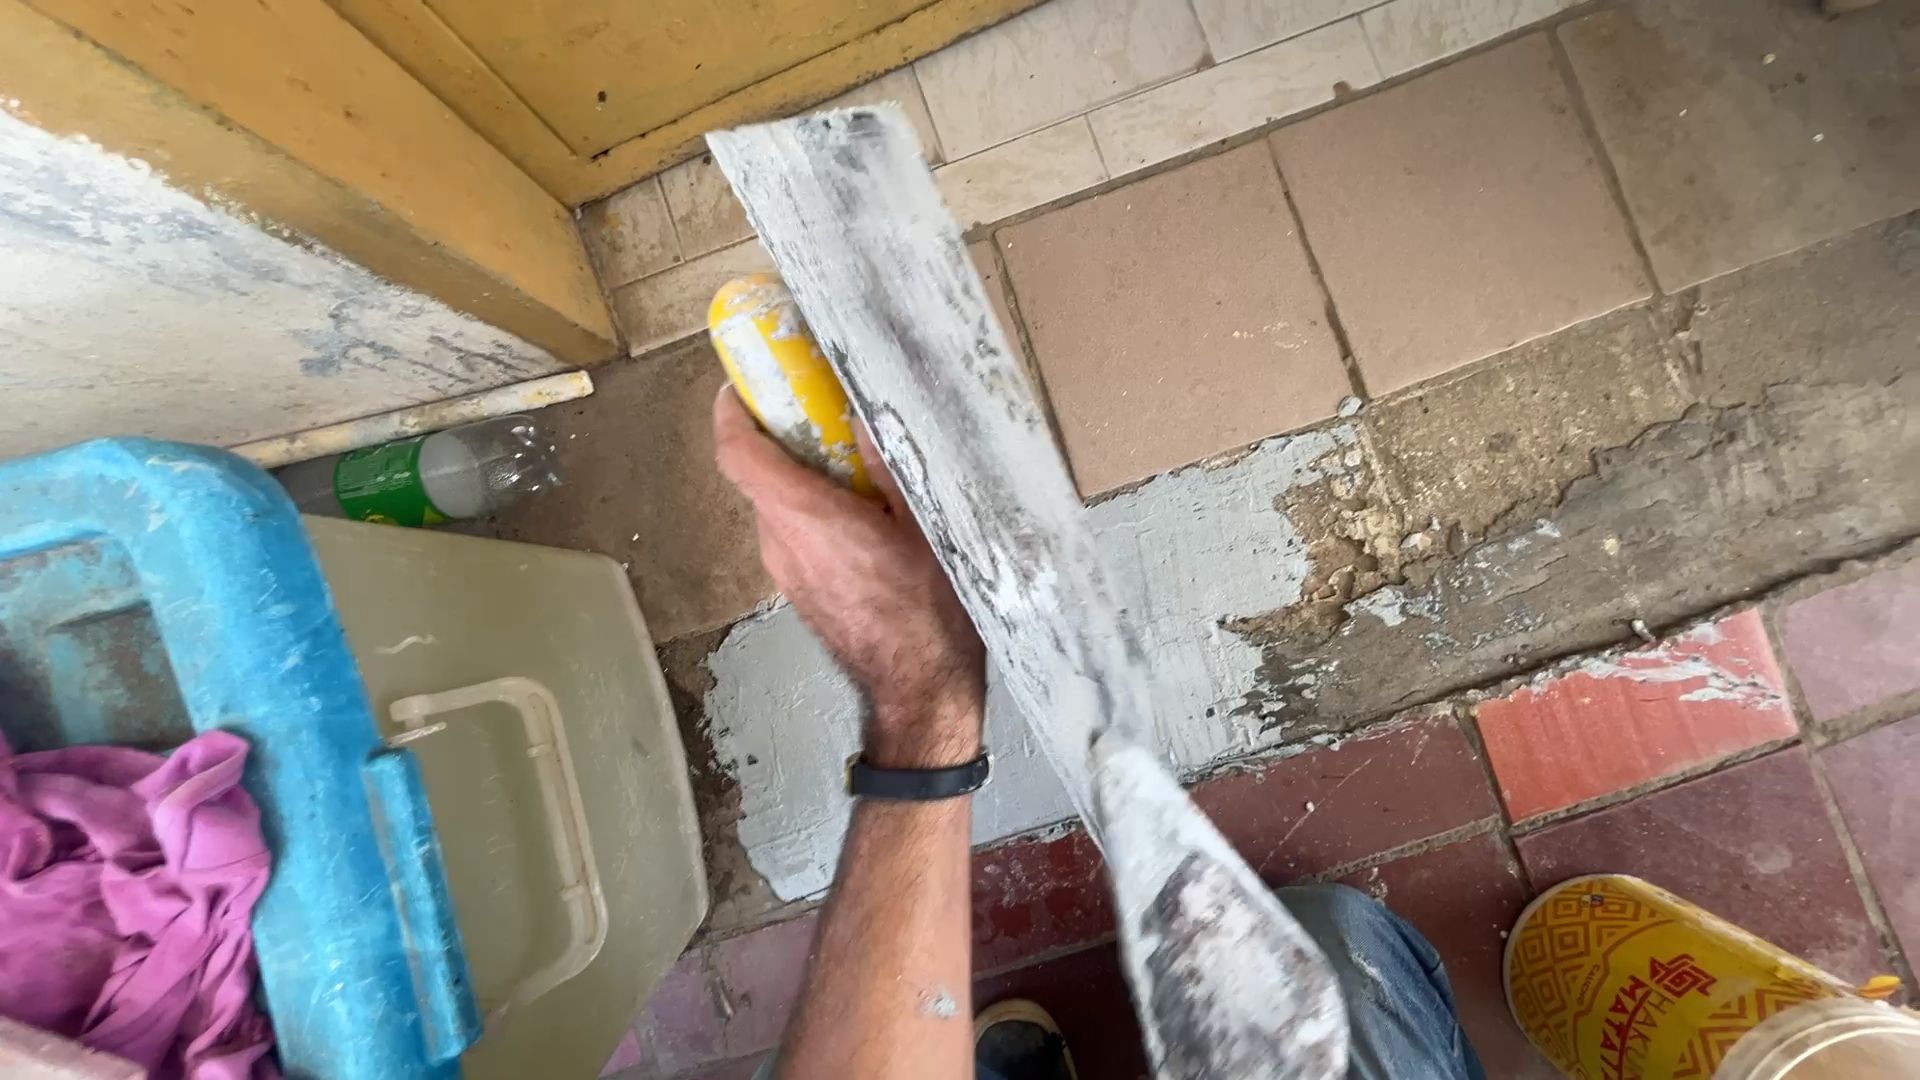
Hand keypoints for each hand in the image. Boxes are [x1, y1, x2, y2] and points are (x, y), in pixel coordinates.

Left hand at [713, 386, 985, 767]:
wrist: (919, 687)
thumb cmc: (929, 608)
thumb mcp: (924, 526)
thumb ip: (885, 467)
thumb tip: (859, 418)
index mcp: (808, 518)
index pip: (738, 455)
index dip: (731, 413)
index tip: (743, 385)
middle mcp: (781, 543)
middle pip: (756, 477)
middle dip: (778, 438)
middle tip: (821, 413)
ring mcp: (785, 573)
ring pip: (775, 508)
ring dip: (798, 477)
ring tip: (851, 464)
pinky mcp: (798, 591)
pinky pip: (791, 536)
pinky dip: (808, 510)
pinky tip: (858, 513)